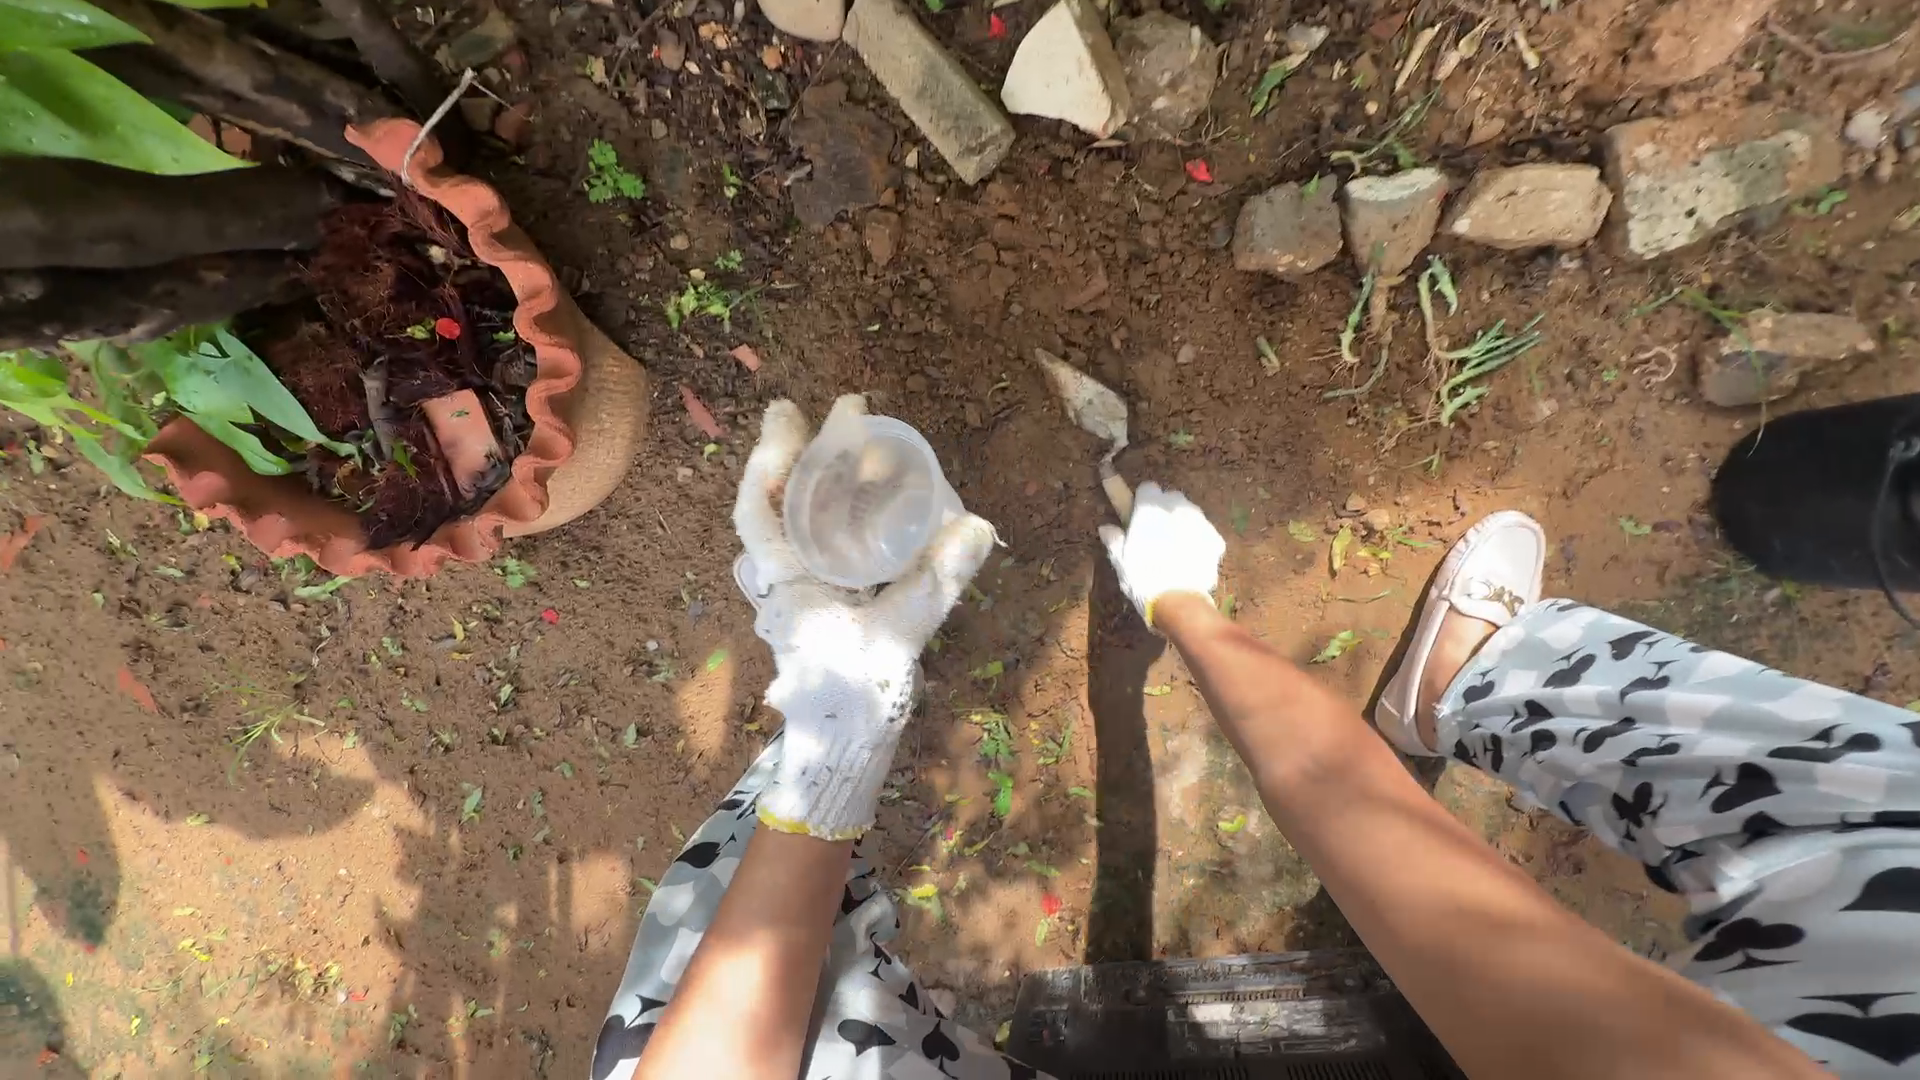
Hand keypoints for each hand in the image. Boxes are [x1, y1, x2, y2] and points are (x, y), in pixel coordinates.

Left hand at [734, 395, 995, 840]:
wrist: (843, 755)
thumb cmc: (855, 697)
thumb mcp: (896, 636)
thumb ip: (933, 584)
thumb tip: (977, 527)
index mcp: (783, 583)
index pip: (757, 509)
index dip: (770, 458)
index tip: (793, 414)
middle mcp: (780, 585)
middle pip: (774, 510)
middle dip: (794, 459)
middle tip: (827, 418)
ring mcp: (795, 599)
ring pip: (790, 532)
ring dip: (808, 490)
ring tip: (840, 455)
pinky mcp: (817, 612)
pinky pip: (813, 554)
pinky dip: (829, 524)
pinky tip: (857, 515)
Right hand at [1098, 481, 1224, 629]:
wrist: (1178, 600)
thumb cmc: (1143, 577)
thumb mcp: (1120, 560)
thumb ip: (1114, 539)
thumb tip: (1106, 528)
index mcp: (1150, 508)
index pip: (1147, 488)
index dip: (1142, 500)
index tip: (1138, 515)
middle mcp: (1176, 507)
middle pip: (1170, 497)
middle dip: (1163, 508)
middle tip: (1155, 530)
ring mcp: (1199, 522)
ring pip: (1189, 512)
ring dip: (1181, 521)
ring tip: (1174, 545)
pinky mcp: (1215, 538)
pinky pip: (1204, 531)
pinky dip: (1197, 538)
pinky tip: (1190, 557)